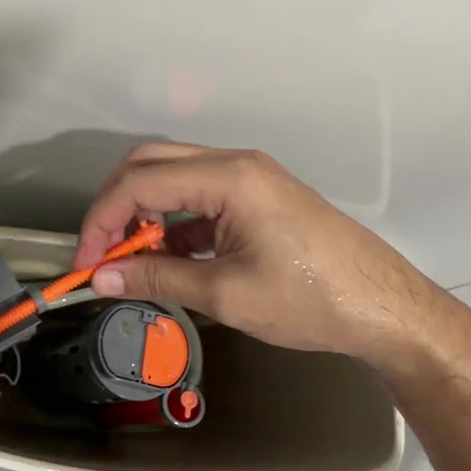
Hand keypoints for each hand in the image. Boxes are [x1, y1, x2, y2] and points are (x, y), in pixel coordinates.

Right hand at [76, 142, 449, 369]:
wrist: (385, 307)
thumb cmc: (309, 300)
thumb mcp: (225, 294)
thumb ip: (157, 278)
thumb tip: (101, 278)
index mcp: (228, 177)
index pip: (139, 184)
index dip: (101, 222)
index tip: (85, 263)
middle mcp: (235, 163)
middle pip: (150, 164)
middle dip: (116, 206)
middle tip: (101, 252)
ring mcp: (249, 175)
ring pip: (172, 174)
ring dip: (144, 211)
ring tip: (133, 258)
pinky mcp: (258, 194)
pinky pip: (198, 192)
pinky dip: (173, 218)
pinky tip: (170, 255)